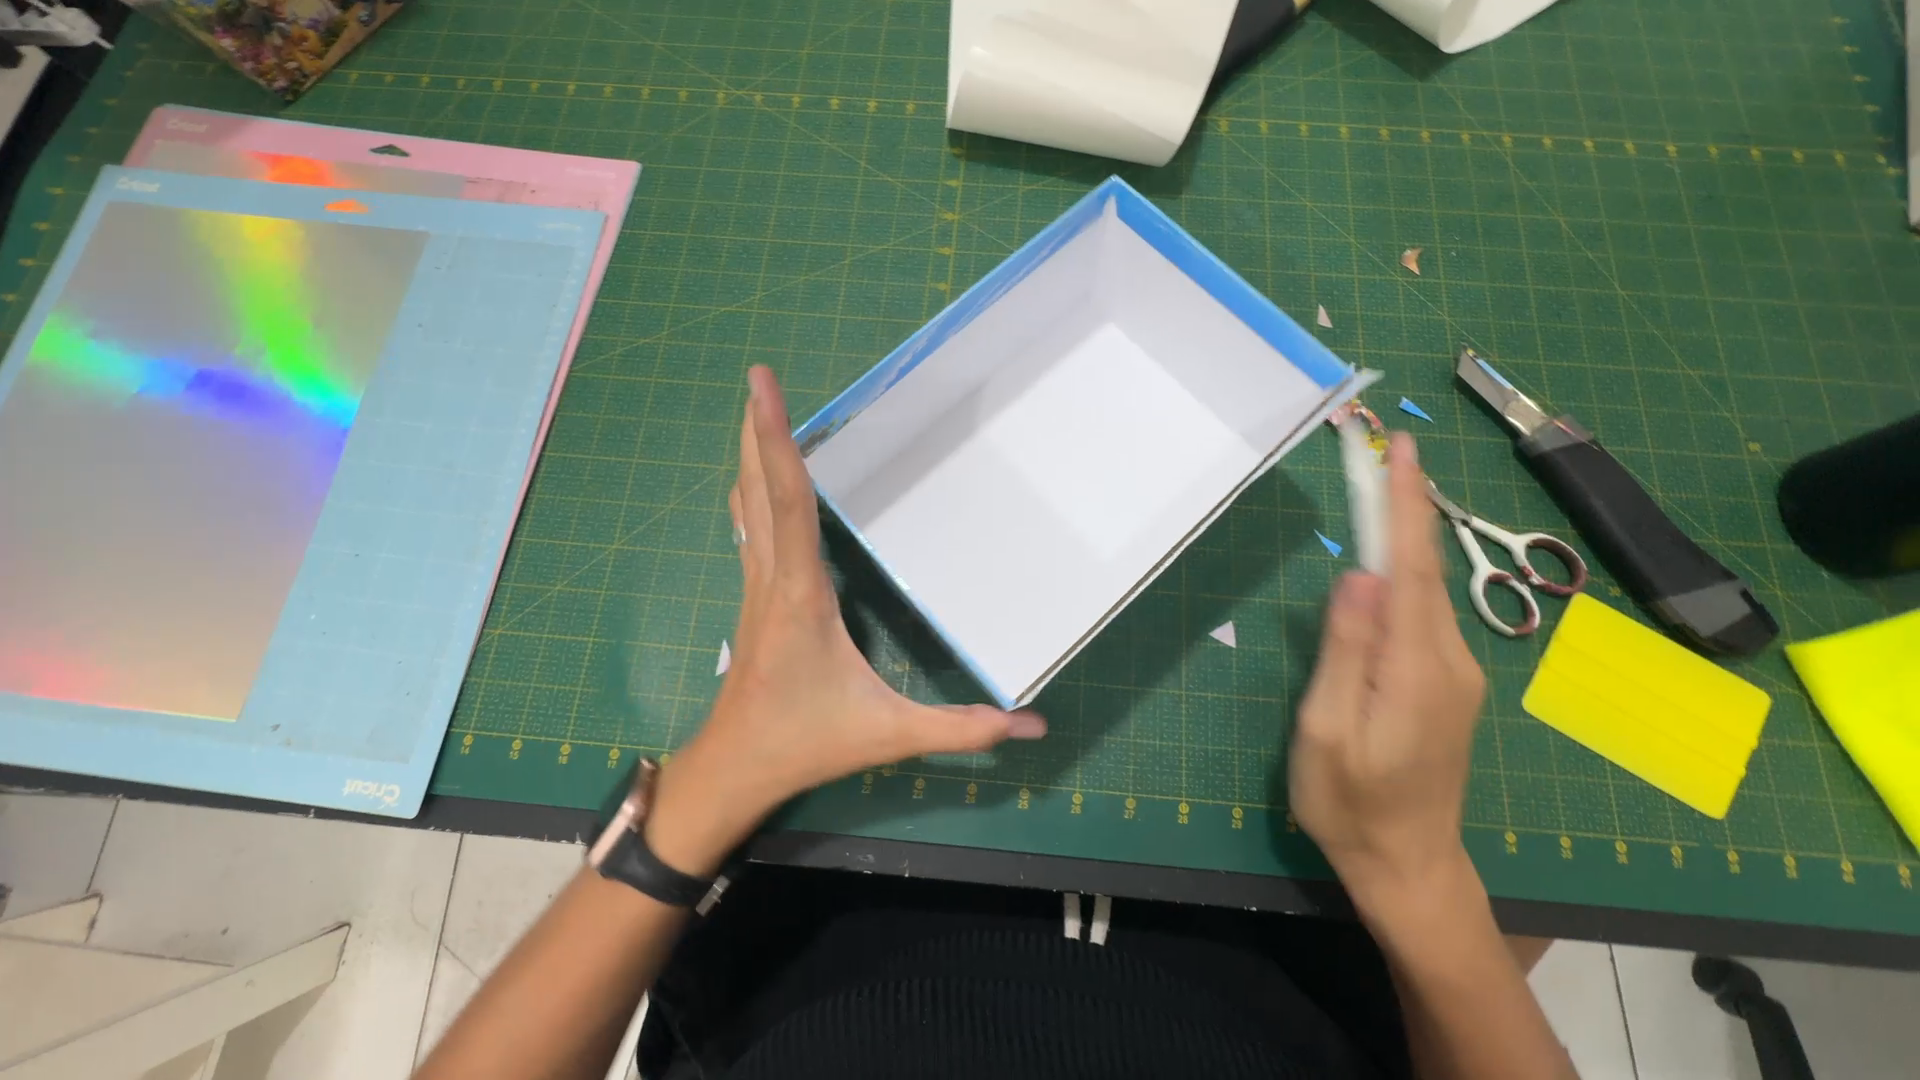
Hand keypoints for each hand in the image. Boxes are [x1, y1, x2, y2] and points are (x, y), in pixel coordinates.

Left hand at [648, 366, 1045, 874]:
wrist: (733, 767)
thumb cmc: (806, 743)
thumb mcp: (889, 735)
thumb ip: (961, 728)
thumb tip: (1034, 726)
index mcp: (801, 594)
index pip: (790, 502)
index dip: (779, 440)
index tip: (762, 385)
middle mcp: (770, 577)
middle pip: (757, 487)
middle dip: (757, 428)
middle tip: (757, 377)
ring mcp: (754, 585)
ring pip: (746, 504)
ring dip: (751, 455)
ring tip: (757, 410)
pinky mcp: (753, 596)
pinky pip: (749, 527)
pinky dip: (752, 490)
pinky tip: (755, 478)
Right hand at [1287, 433, 1485, 907]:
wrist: (1408, 863)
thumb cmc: (1349, 802)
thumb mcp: (1327, 729)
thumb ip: (1346, 651)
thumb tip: (1357, 575)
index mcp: (1414, 666)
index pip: (1409, 567)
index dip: (1406, 504)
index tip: (1403, 449)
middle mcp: (1448, 659)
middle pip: (1423, 570)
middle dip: (1406, 505)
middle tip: (1385, 452)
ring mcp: (1456, 674)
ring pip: (1427, 591)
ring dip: (1406, 537)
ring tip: (1384, 491)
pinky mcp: (1448, 686)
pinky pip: (1425, 616)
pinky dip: (1407, 575)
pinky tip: (1390, 564)